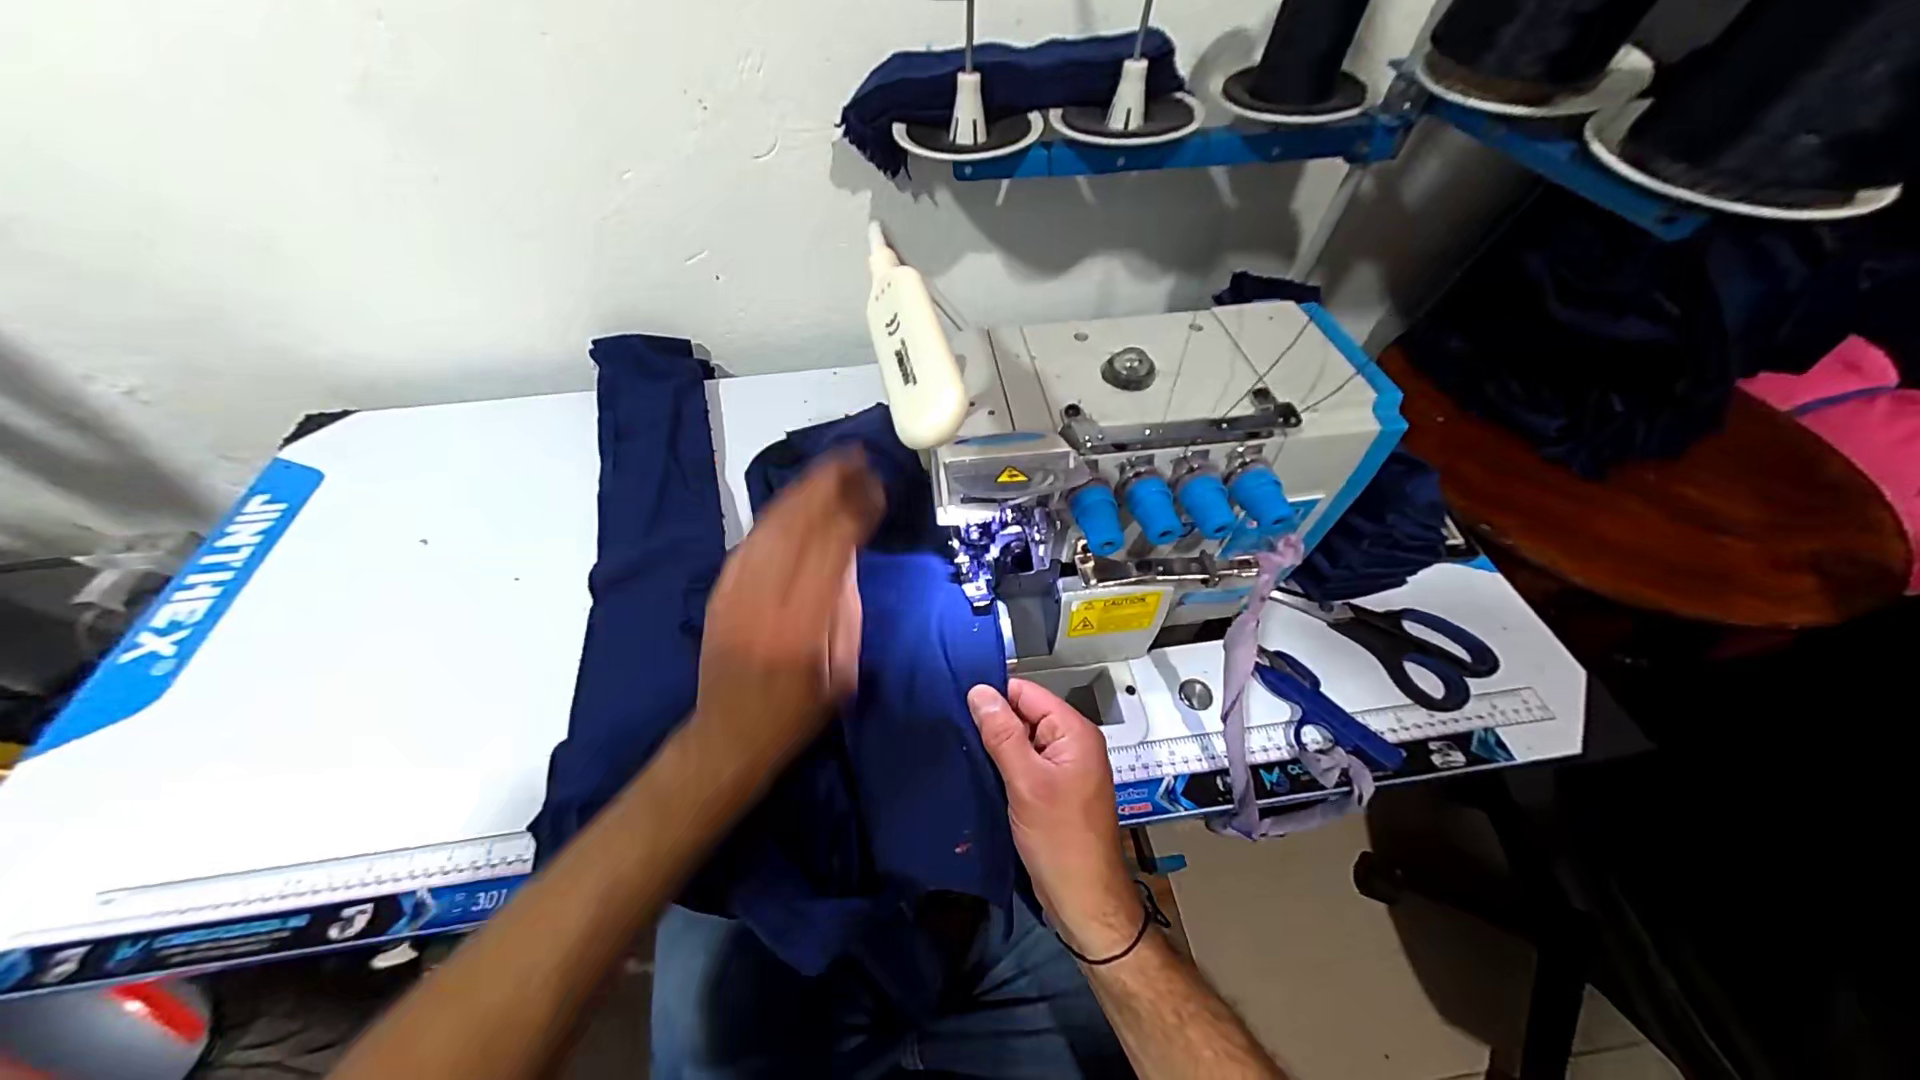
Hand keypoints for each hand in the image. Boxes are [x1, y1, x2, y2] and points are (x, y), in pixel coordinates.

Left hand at [696, 451, 883, 779]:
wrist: (729, 734)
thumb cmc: (797, 711)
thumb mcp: (841, 669)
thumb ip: (846, 608)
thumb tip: (850, 555)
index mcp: (802, 623)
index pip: (831, 546)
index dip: (855, 509)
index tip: (875, 487)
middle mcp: (764, 598)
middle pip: (797, 524)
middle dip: (828, 485)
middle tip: (854, 458)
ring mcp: (735, 591)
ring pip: (771, 525)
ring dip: (802, 491)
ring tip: (829, 468)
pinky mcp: (719, 590)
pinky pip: (751, 540)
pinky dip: (777, 514)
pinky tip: (795, 501)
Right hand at [968, 679, 1140, 958]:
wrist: (1083, 900)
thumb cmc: (1060, 840)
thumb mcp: (1026, 782)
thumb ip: (1002, 734)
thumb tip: (979, 691)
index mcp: (1074, 732)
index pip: (1027, 693)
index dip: (994, 695)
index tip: (955, 701)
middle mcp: (1071, 743)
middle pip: (1024, 714)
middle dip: (992, 721)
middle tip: (953, 728)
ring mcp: (1062, 768)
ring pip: (1020, 740)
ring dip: (995, 745)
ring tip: (960, 747)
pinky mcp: (1051, 790)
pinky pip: (1023, 764)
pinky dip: (1002, 766)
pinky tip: (977, 770)